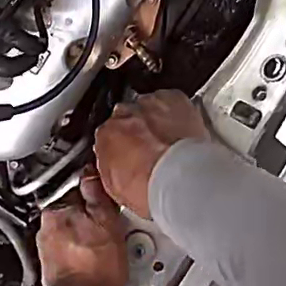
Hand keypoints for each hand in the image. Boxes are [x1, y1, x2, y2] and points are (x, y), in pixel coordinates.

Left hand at [37, 169, 129, 285]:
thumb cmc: (97, 271)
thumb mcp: (108, 221)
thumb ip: (97, 192)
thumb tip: (91, 174)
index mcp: (54, 211)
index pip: (76, 186)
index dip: (95, 190)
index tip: (105, 197)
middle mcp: (44, 228)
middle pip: (71, 207)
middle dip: (88, 212)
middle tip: (107, 223)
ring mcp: (45, 248)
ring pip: (69, 228)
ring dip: (83, 231)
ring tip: (102, 243)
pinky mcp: (50, 266)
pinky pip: (67, 247)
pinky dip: (78, 248)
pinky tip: (92, 257)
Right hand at [94, 89, 208, 218]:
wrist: (179, 177)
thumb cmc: (150, 186)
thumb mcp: (116, 187)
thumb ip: (111, 166)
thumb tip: (116, 167)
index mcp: (106, 135)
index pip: (108, 134)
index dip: (121, 145)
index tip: (131, 154)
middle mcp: (125, 114)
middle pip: (127, 116)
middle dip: (136, 129)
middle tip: (151, 148)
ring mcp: (149, 104)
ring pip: (149, 106)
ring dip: (156, 119)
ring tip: (169, 140)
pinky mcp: (173, 98)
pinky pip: (171, 99)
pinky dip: (175, 111)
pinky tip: (180, 128)